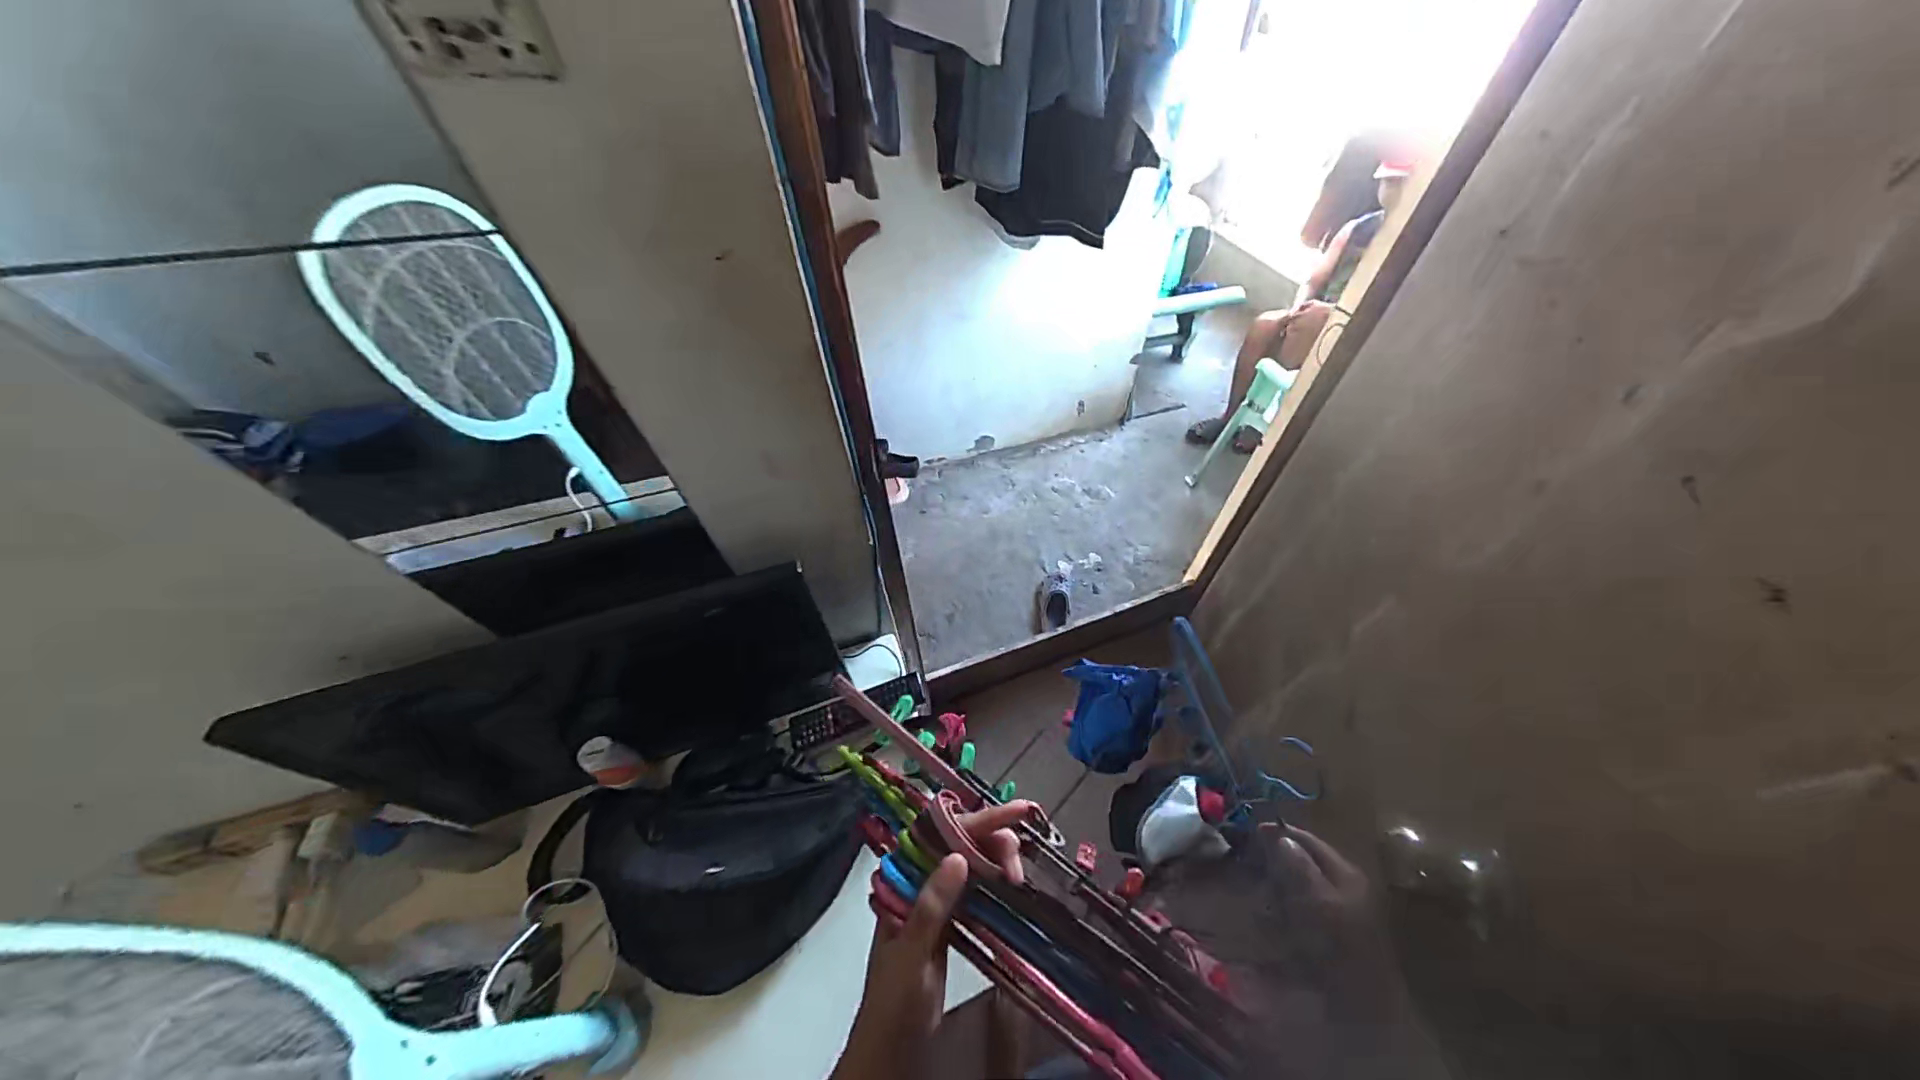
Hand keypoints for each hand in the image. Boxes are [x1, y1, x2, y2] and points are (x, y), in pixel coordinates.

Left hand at [831, 801, 1032, 1079]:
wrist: (891, 1044)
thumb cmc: (894, 998)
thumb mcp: (911, 952)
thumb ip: (931, 905)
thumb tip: (958, 856)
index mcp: (904, 879)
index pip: (942, 834)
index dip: (981, 820)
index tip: (1018, 811)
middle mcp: (921, 879)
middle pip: (962, 842)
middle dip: (995, 842)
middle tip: (1016, 870)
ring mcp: (938, 899)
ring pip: (973, 862)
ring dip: (998, 861)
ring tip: (1017, 878)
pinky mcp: (953, 920)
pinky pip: (978, 889)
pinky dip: (996, 883)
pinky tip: (1012, 885)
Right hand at [1262, 824, 1405, 1021]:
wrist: (1361, 1007)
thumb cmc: (1339, 945)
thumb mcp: (1318, 900)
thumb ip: (1299, 866)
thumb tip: (1279, 836)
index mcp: (1344, 872)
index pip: (1307, 840)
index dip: (1278, 833)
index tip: (1248, 831)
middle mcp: (1342, 886)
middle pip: (1303, 859)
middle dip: (1274, 857)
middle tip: (1246, 858)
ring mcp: (1335, 910)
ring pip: (1298, 882)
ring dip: (1275, 881)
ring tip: (1252, 884)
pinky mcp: (1326, 933)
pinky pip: (1297, 907)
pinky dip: (1280, 905)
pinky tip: (1267, 914)